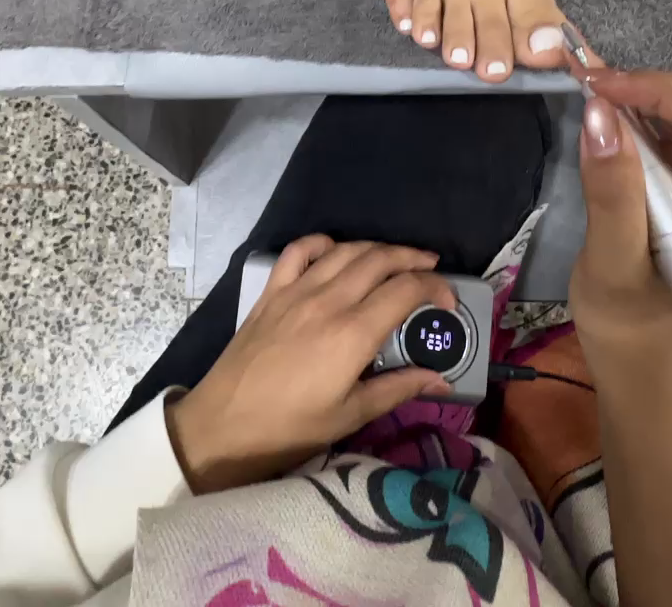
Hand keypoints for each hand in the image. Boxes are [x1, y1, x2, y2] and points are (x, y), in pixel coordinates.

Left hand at [167, 236, 455, 492]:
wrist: (224, 424)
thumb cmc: (290, 427)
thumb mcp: (350, 415)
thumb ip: (398, 389)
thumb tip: (442, 380)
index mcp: (352, 333)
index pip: (404, 290)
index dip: (434, 287)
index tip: (447, 301)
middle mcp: (328, 300)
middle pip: (379, 260)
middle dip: (412, 257)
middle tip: (431, 267)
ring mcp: (296, 290)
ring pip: (345, 250)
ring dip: (376, 248)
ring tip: (396, 257)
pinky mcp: (272, 291)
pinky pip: (299, 251)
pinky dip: (323, 242)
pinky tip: (336, 250)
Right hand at [568, 68, 671, 359]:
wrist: (632, 357)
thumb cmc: (625, 321)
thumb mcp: (612, 263)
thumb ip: (613, 194)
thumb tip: (599, 116)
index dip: (661, 92)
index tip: (599, 86)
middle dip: (651, 85)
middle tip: (588, 83)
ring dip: (641, 93)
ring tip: (589, 88)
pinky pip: (668, 133)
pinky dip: (634, 111)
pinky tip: (602, 109)